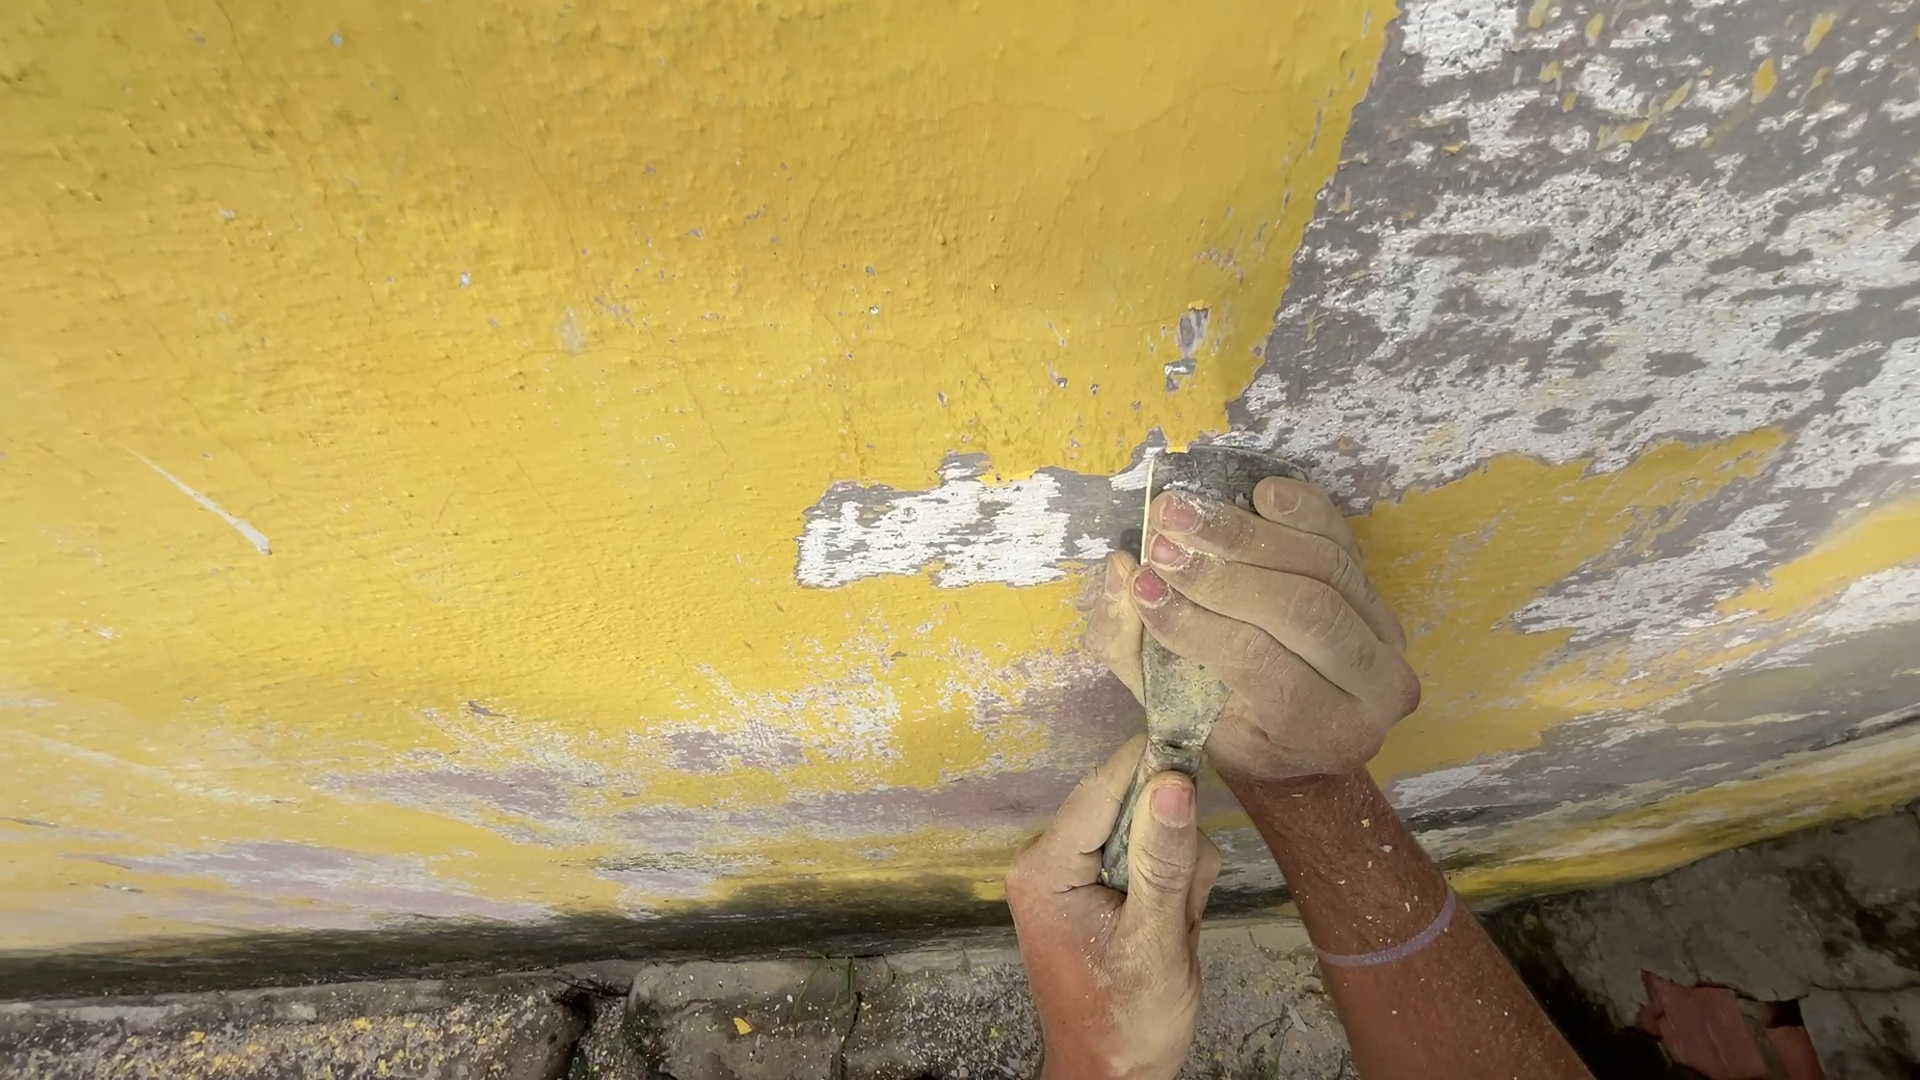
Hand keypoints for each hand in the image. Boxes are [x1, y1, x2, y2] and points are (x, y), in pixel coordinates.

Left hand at [1006, 735, 1222, 1079]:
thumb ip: (1165, 860)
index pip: (1098, 791)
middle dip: (1164, 840)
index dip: (1143, 764)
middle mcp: (1044, 858)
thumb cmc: (1126, 1019)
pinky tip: (1165, 922)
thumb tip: (1174, 782)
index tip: (1188, 740)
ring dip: (1167, 867)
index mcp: (1046, 867)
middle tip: (1185, 893)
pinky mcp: (1082, 883)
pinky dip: (1160, 879)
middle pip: (1118, 808)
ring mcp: (1062, 870)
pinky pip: (1131, 855)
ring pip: (1132, 831)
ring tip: (1173, 924)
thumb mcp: (1155, 941)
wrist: (1110, 1076)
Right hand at [1084, 475, 1418, 780]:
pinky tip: (1258, 493)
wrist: (1286, 724)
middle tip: (1161, 542)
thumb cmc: (1218, 720)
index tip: (1145, 586)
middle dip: (1223, 572)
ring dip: (1246, 534)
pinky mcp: (1377, 592)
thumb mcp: (1161, 699)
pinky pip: (1344, 541)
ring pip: (1325, 568)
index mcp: (1319, 731)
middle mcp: (1376, 691)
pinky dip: (1304, 511)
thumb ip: (1126, 642)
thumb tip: (1122, 570)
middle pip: (1303, 610)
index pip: (1259, 665)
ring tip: (1182, 511)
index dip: (1197, 624)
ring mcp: (1387, 636)